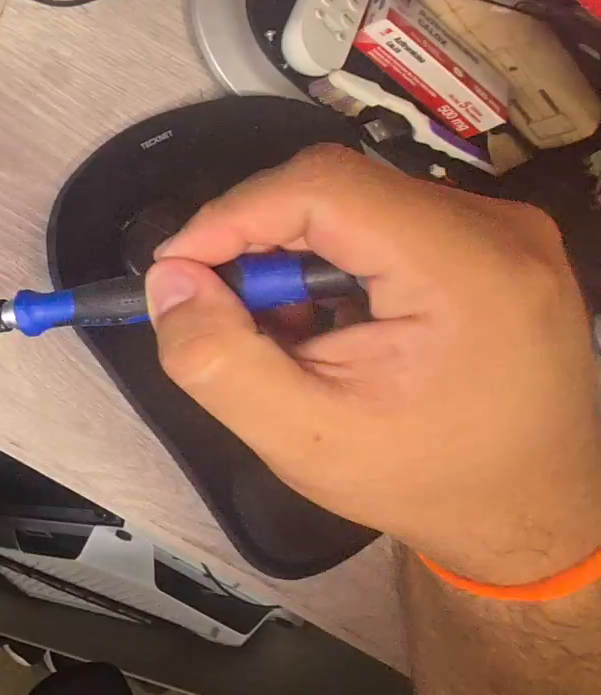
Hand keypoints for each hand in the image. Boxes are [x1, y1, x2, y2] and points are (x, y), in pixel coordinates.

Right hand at [146, 145, 600, 586]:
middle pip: (326, 185)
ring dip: (273, 252)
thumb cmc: (417, 477)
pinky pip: (360, 218)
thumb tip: (169, 281)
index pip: (321, 188)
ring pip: (336, 199)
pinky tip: (309, 317)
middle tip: (214, 306)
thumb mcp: (293, 434)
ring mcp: (490, 232)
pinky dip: (306, 258)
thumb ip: (214, 357)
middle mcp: (492, 231)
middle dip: (244, 237)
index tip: (175, 272)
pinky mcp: (474, 243)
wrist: (525, 509)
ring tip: (269, 325)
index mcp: (466, 274)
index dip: (229, 216)